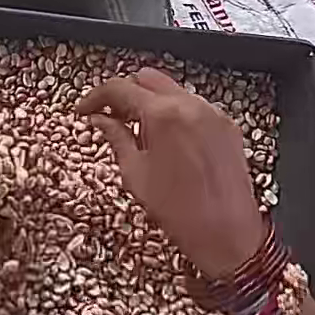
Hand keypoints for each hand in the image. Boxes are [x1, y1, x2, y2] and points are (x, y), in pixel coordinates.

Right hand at [75, 67, 264, 278]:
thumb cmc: (182, 212)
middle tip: (109, 115)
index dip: (96, 97)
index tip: (86, 109)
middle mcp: (191, 106)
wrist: (229, 236)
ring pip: (171, 89)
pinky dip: (174, 113)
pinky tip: (165, 139)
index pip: (120, 88)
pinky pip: (193, 106)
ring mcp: (213, 114)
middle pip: (147, 79)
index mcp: (164, 115)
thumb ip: (116, 137)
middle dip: (124, 92)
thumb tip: (101, 120)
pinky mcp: (227, 126)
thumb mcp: (135, 173)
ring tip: (137, 131)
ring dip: (150, 102)